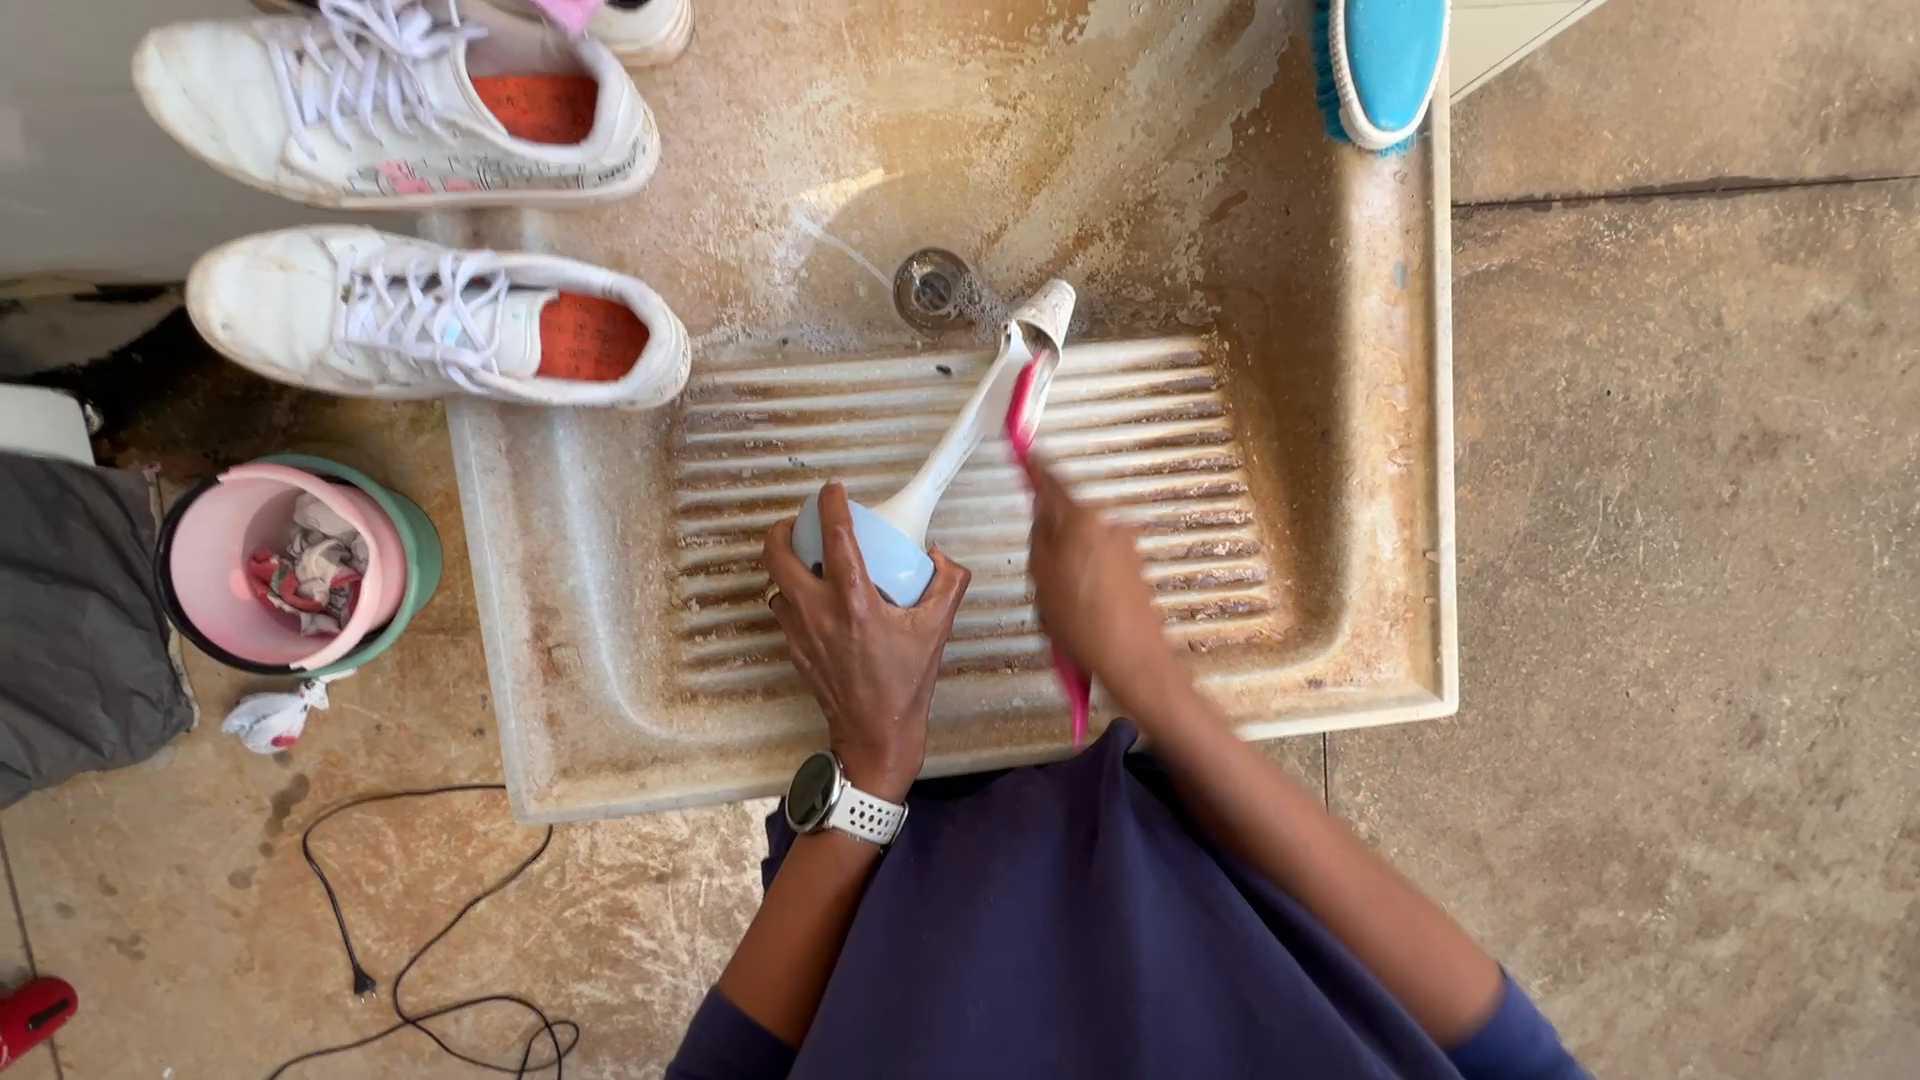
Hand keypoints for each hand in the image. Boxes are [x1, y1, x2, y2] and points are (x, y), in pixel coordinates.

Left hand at [763, 483, 971, 801]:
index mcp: (854, 602)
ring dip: (787, 564)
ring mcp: (800, 632)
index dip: (830, 504)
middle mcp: (818, 612)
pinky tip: (817, 599)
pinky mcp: (794, 649)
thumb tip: (939, 554)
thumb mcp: (938, 630)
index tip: (833, 490)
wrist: (875, 734)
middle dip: (782, 528)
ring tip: (809, 559)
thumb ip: (948, 583)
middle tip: (800, 520)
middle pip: (777, 554)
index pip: (835, 536)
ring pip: (776, 583)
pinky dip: (794, 595)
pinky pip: (783, 609)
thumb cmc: (905, 684)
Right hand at [1024, 454, 1184, 713]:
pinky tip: (1079, 615)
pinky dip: (1084, 582)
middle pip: (1064, 517)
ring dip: (1066, 567)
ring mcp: (1125, 547)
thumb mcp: (1041, 579)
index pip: (1049, 479)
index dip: (1031, 464)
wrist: (1134, 662)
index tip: (1022, 446)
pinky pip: (1096, 564)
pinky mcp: (1134, 569)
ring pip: (1080, 544)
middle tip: (1039, 577)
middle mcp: (1109, 525)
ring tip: (1061, 607)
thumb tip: (1038, 513)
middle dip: (1048, 541)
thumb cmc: (1088, 627)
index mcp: (1082, 520)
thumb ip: (1037, 536)